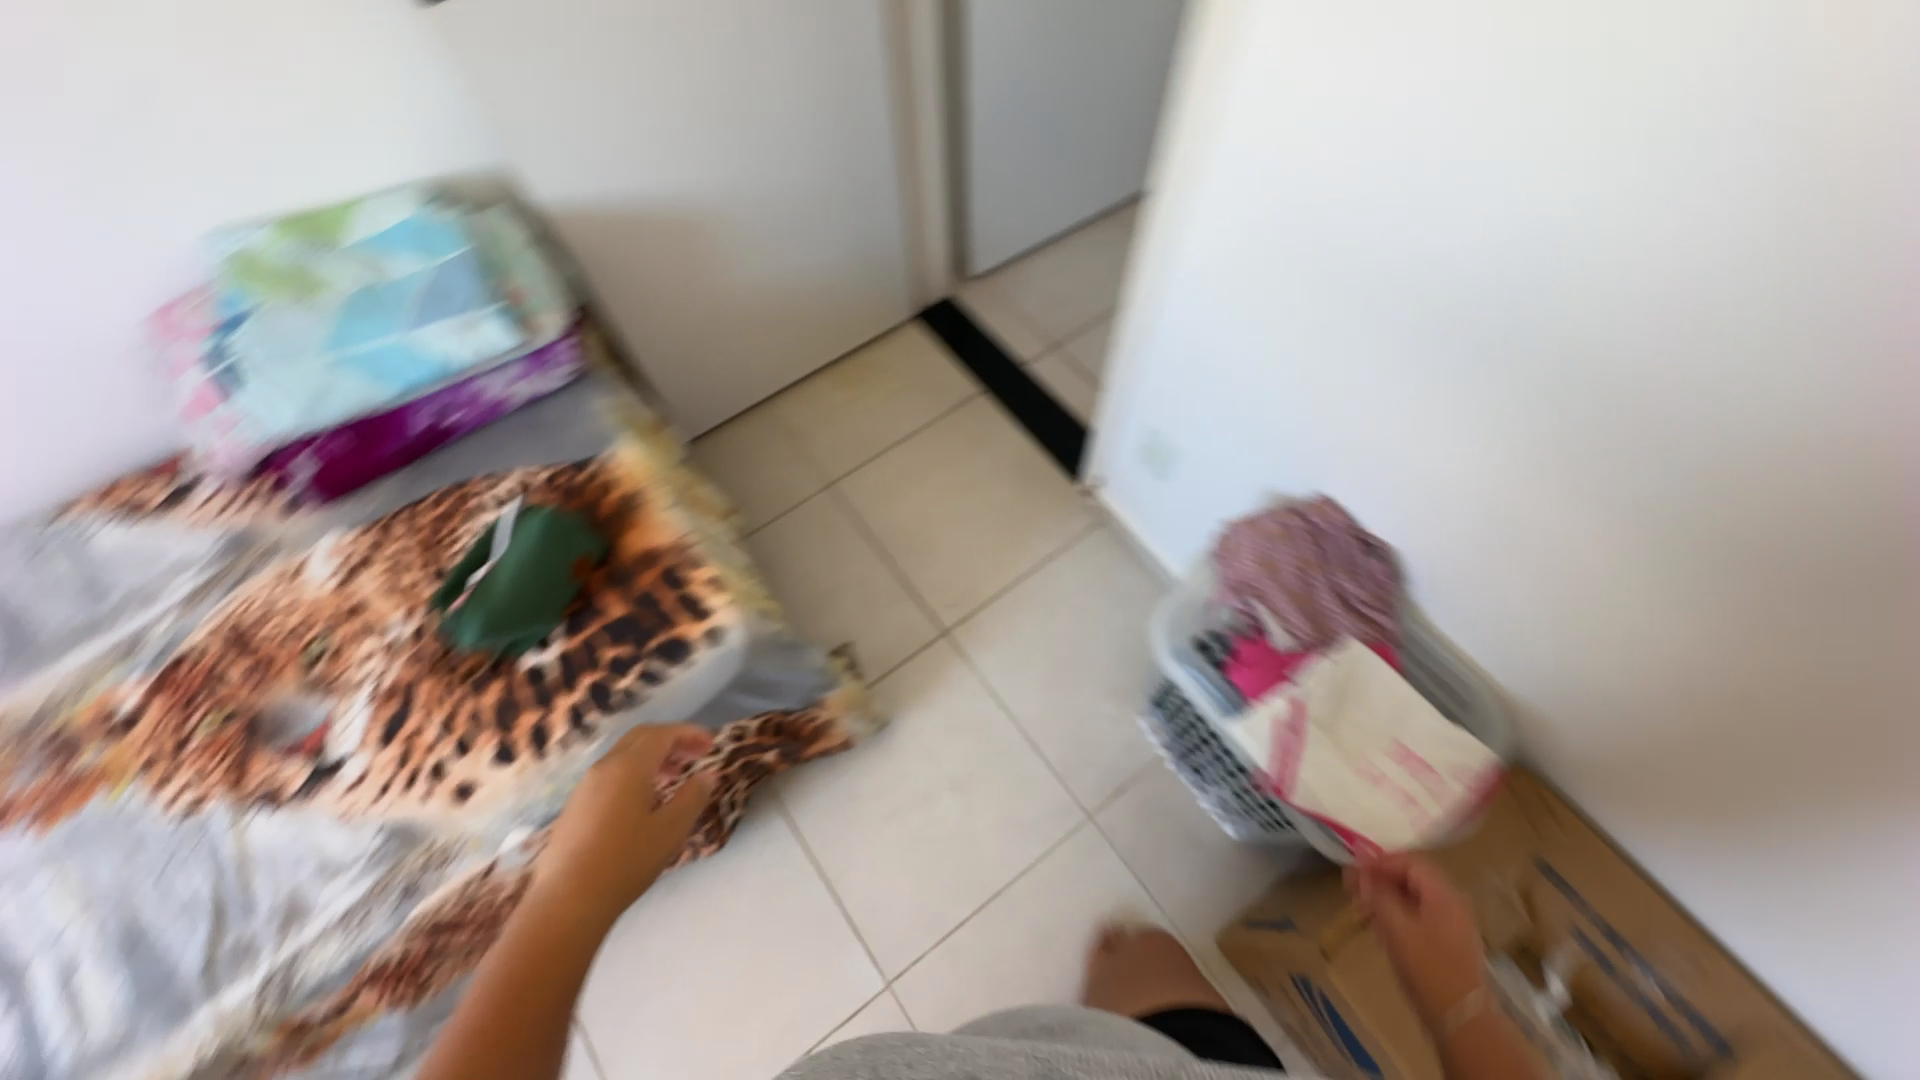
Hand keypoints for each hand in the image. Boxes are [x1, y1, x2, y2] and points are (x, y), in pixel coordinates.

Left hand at [531, 724, 715, 927]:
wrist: (568, 900)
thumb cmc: (627, 861)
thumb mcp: (671, 829)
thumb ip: (693, 796)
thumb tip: (708, 774)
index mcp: (629, 766)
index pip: (662, 734)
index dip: (689, 733)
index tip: (712, 744)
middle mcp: (605, 767)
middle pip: (640, 738)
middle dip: (671, 740)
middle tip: (695, 755)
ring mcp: (585, 787)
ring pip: (623, 757)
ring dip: (653, 758)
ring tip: (675, 778)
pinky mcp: (575, 807)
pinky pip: (611, 776)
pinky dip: (635, 774)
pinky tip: (645, 803)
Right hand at [1345, 853, 1486, 1028]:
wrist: (1462, 1019)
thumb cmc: (1427, 968)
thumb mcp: (1395, 926)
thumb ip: (1377, 890)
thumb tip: (1359, 859)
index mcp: (1444, 894)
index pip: (1409, 861)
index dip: (1379, 861)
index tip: (1352, 871)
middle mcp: (1452, 903)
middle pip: (1412, 877)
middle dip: (1381, 879)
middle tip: (1353, 889)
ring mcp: (1453, 924)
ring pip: (1414, 897)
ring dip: (1386, 897)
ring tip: (1362, 908)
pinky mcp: (1448, 943)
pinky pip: (1419, 915)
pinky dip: (1397, 914)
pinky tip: (1381, 927)